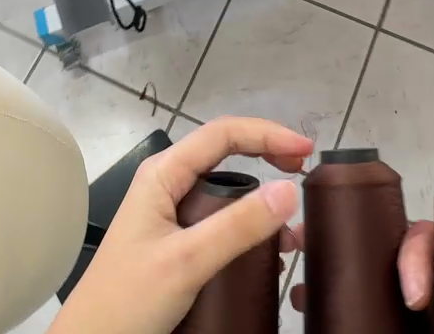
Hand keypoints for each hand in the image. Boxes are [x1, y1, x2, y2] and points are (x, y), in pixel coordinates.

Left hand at [50, 117, 311, 333]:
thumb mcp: (186, 262)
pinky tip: (271, 248)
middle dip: (267, 156)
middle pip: (226, 154)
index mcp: (164, 173)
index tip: (305, 151)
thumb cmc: (128, 299)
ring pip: (226, 190)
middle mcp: (168, 183)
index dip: (266, 133)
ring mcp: (171, 213)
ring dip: (261, 199)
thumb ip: (237, 226)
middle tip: (304, 172)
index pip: (222, 133)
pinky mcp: (176, 243)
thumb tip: (290, 191)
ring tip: (294, 223)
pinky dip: (249, 227)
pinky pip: (220, 222)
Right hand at [290, 220, 433, 332]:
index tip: (417, 296)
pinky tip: (313, 313)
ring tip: (305, 290)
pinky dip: (338, 313)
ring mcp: (422, 322)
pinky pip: (372, 323)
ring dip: (335, 278)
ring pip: (371, 287)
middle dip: (351, 249)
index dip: (414, 255)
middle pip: (387, 257)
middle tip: (323, 259)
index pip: (432, 243)